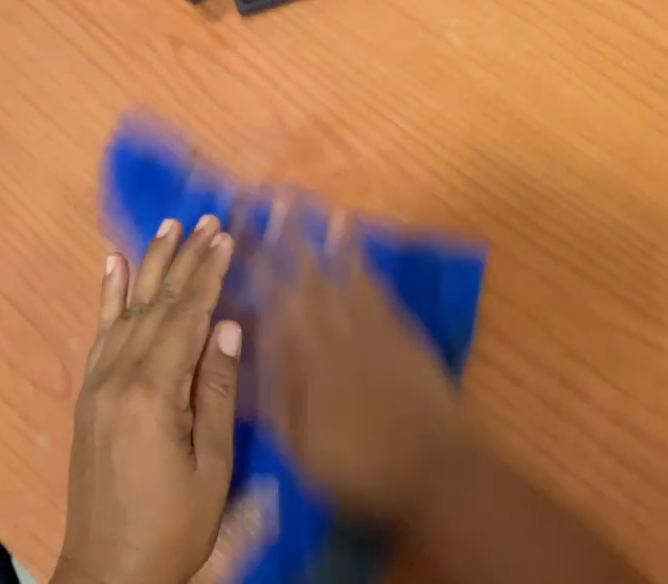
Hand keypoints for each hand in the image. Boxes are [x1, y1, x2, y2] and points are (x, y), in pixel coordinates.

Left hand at [55, 216, 242, 583]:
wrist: (107, 571)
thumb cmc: (173, 525)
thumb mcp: (211, 466)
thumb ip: (217, 391)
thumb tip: (229, 326)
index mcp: (153, 392)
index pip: (188, 316)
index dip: (208, 273)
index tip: (224, 236)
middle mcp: (120, 375)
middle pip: (158, 303)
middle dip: (184, 258)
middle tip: (204, 219)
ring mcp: (99, 381)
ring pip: (128, 308)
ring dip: (149, 264)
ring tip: (167, 227)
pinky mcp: (89, 392)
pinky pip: (100, 331)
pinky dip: (109, 294)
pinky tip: (113, 265)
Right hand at [259, 227, 468, 526]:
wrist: (435, 469)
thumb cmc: (360, 466)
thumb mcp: (300, 443)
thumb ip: (269, 395)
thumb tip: (238, 353)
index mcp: (305, 360)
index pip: (270, 303)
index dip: (250, 267)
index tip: (232, 236)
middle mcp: (333, 330)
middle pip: (301, 275)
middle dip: (279, 236)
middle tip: (260, 198)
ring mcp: (368, 322)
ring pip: (334, 269)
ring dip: (313, 233)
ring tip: (296, 199)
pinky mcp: (397, 324)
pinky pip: (371, 279)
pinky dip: (356, 251)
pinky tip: (346, 227)